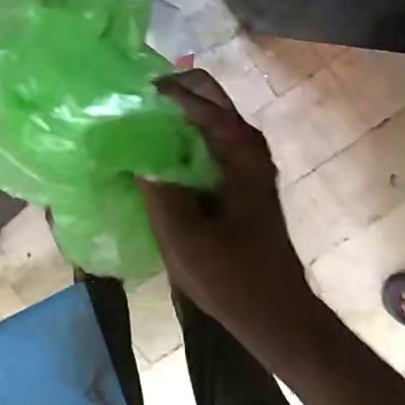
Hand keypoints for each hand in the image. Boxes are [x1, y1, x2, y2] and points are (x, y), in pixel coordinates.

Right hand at [138, 70, 321, 339]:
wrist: (274, 312)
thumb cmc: (232, 276)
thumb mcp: (184, 235)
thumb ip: (157, 189)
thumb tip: (132, 153)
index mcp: (240, 151)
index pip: (201, 102)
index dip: (166, 92)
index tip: (130, 92)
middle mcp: (248, 147)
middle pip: (210, 99)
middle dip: (173, 94)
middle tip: (132, 104)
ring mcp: (247, 163)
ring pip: (209, 119)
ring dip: (176, 116)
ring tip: (136, 124)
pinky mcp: (240, 181)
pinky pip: (209, 142)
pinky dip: (183, 138)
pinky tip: (156, 154)